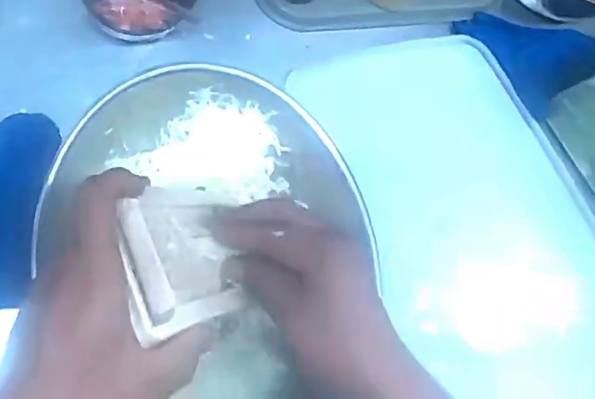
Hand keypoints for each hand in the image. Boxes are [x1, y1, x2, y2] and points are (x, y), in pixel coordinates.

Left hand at [0, 170, 210, 398]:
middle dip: (114, 204)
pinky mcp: (34, 298)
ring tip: (132, 261)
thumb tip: (208, 330)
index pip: (93, 197)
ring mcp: (44, 278)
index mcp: (91, 269)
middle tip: (144, 220)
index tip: (142, 187)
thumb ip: (182, 353)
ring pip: (72, 235)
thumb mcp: (145, 380)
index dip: (116, 178)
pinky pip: (64, 261)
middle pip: (82, 209)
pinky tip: (105, 295)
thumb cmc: (86, 388)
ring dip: (100, 234)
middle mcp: (63, 263)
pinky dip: (87, 260)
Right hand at [216, 199, 442, 398]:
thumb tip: (233, 261)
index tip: (211, 229)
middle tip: (221, 219)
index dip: (239, 231)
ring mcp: (343, 246)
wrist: (383, 382)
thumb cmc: (334, 347)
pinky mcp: (345, 261)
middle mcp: (334, 235)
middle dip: (252, 215)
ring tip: (239, 225)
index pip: (271, 232)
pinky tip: (267, 241)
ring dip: (267, 220)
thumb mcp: (292, 315)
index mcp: (322, 246)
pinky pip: (306, 231)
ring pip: (297, 219)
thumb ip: (262, 279)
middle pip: (285, 213)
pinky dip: (282, 231)